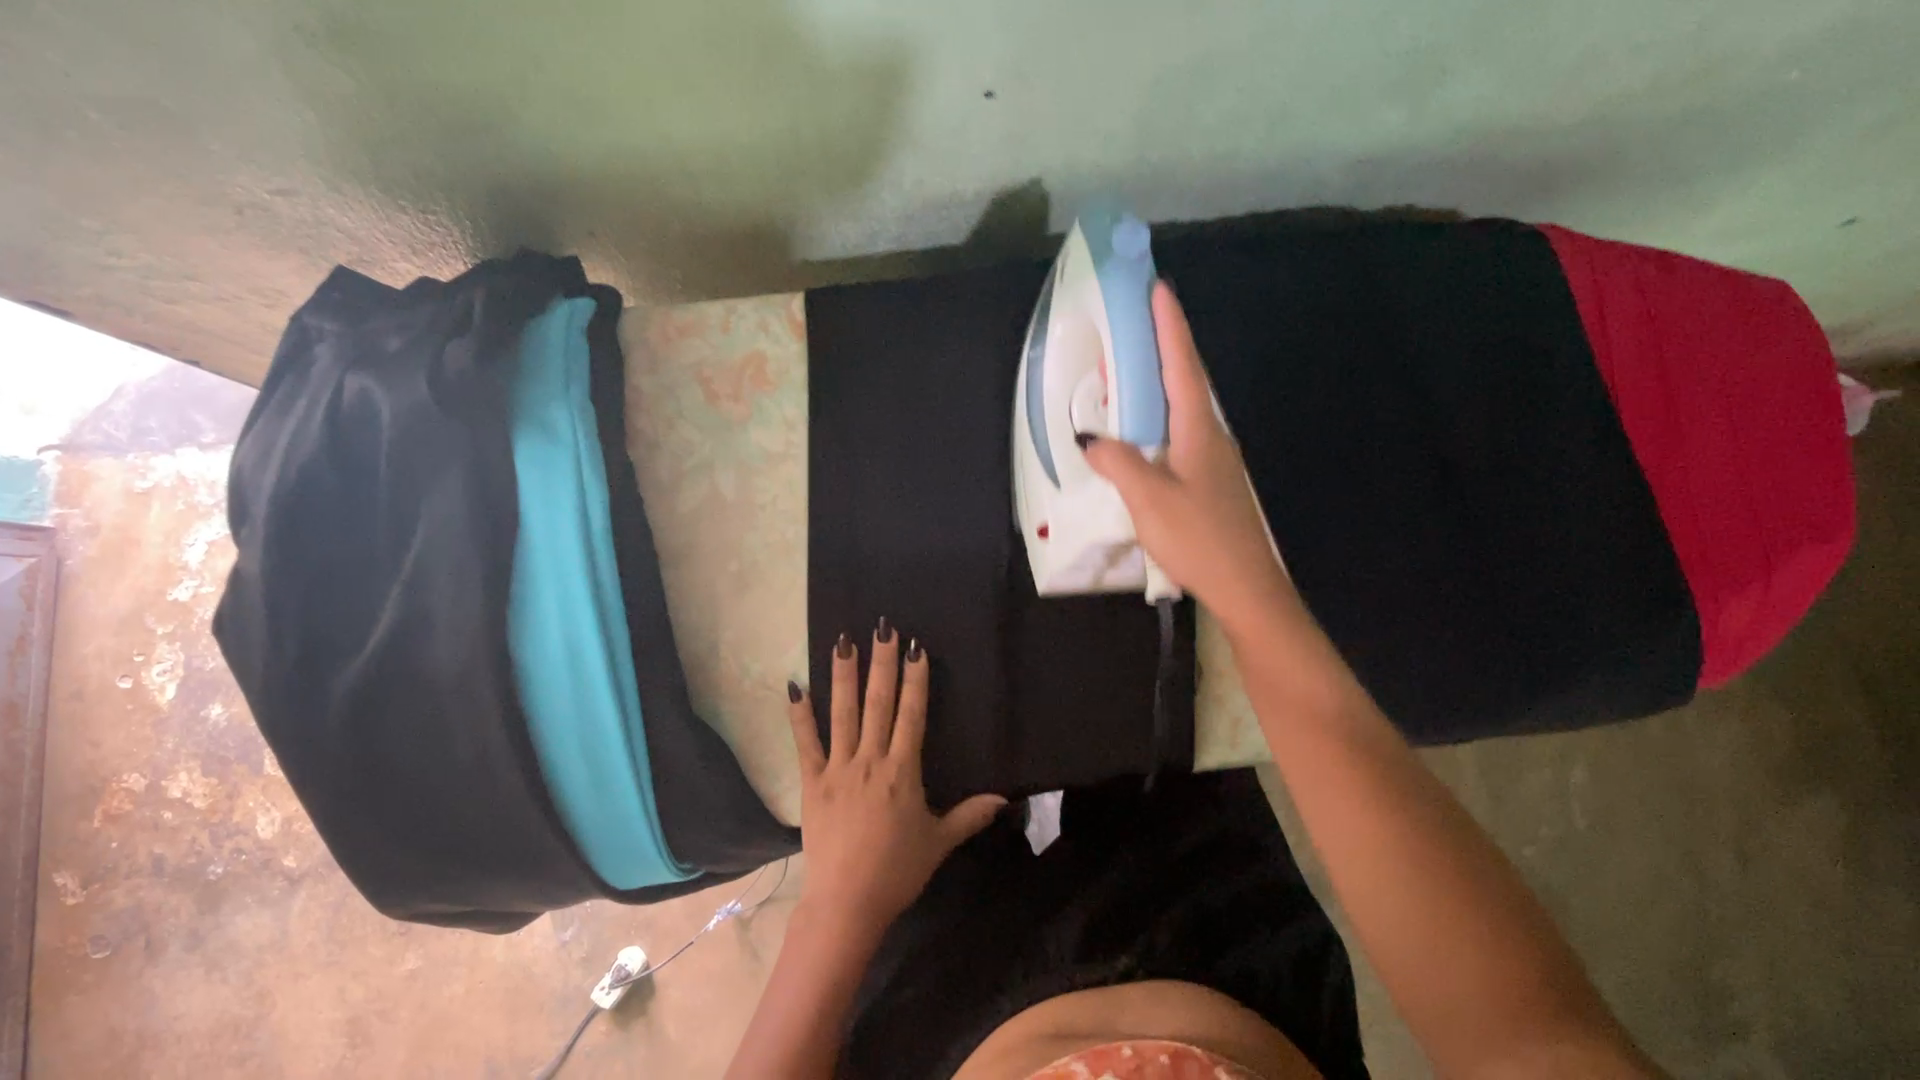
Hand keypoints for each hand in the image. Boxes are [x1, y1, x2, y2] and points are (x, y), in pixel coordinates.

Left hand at [786, 624, 1006, 934]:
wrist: (847, 903)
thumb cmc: (897, 872)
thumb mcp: (939, 842)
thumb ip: (969, 815)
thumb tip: (1005, 798)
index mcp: (903, 772)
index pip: (911, 715)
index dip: (915, 680)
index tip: (915, 648)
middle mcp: (870, 761)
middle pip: (878, 704)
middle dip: (881, 664)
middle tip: (882, 628)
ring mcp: (838, 770)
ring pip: (842, 714)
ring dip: (843, 676)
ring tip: (842, 641)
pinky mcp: (812, 783)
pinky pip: (806, 743)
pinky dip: (800, 715)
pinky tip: (794, 686)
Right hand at [1082, 282, 1293, 622]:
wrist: (1246, 585)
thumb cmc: (1198, 537)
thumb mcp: (1148, 499)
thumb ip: (1118, 462)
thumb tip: (1090, 437)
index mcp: (1197, 429)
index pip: (1180, 364)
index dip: (1168, 326)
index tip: (1158, 288)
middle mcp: (1211, 435)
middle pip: (1186, 379)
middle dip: (1162, 346)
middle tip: (1135, 324)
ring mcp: (1215, 458)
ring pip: (1185, 407)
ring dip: (1159, 383)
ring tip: (1130, 372)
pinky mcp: (1212, 480)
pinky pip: (1182, 432)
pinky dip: (1161, 416)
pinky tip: (1145, 430)